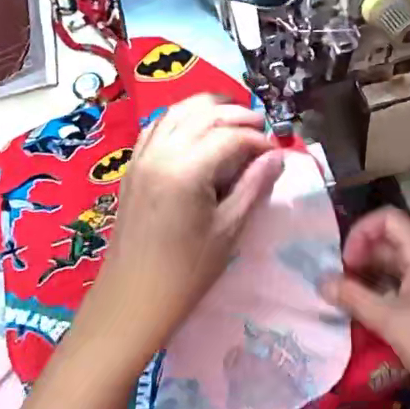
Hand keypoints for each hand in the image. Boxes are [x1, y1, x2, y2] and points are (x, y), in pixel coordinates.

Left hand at [89, 96, 283, 347]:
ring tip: (234, 123)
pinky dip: (182, 120)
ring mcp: (142, 157)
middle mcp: (161, 152)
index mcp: (186, 169)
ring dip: (208, 110)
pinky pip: (158, 126)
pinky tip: (198, 133)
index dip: (259, 141)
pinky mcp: (132, 166)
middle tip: (261, 129)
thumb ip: (254, 187)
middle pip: (204, 113)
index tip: (276, 155)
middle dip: (237, 115)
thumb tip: (277, 157)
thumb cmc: (186, 272)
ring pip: (178, 112)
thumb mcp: (229, 230)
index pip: (231, 136)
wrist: (132, 298)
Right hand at [320, 207, 409, 408]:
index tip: (344, 263)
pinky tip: (371, 312)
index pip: (388, 219)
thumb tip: (320, 281)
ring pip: (398, 264)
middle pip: (391, 240)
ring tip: (349, 299)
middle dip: (360, 256)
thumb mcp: (392, 324)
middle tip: (339, 284)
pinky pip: (408, 283)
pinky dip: (386, 290)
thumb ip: (354, 299)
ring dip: (371, 276)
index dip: (360, 232)